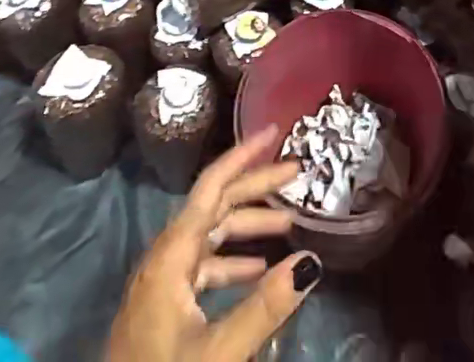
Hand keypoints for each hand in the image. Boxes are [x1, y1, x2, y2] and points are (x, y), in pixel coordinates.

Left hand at [104, 126, 323, 361]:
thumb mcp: (218, 352)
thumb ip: (265, 306)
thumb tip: (311, 259)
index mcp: (171, 257)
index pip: (211, 188)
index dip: (243, 156)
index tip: (274, 132)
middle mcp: (164, 259)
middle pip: (215, 206)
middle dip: (256, 186)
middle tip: (298, 174)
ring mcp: (162, 284)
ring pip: (211, 235)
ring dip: (248, 223)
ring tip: (288, 222)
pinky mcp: (164, 307)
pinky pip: (205, 265)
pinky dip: (234, 258)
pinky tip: (258, 269)